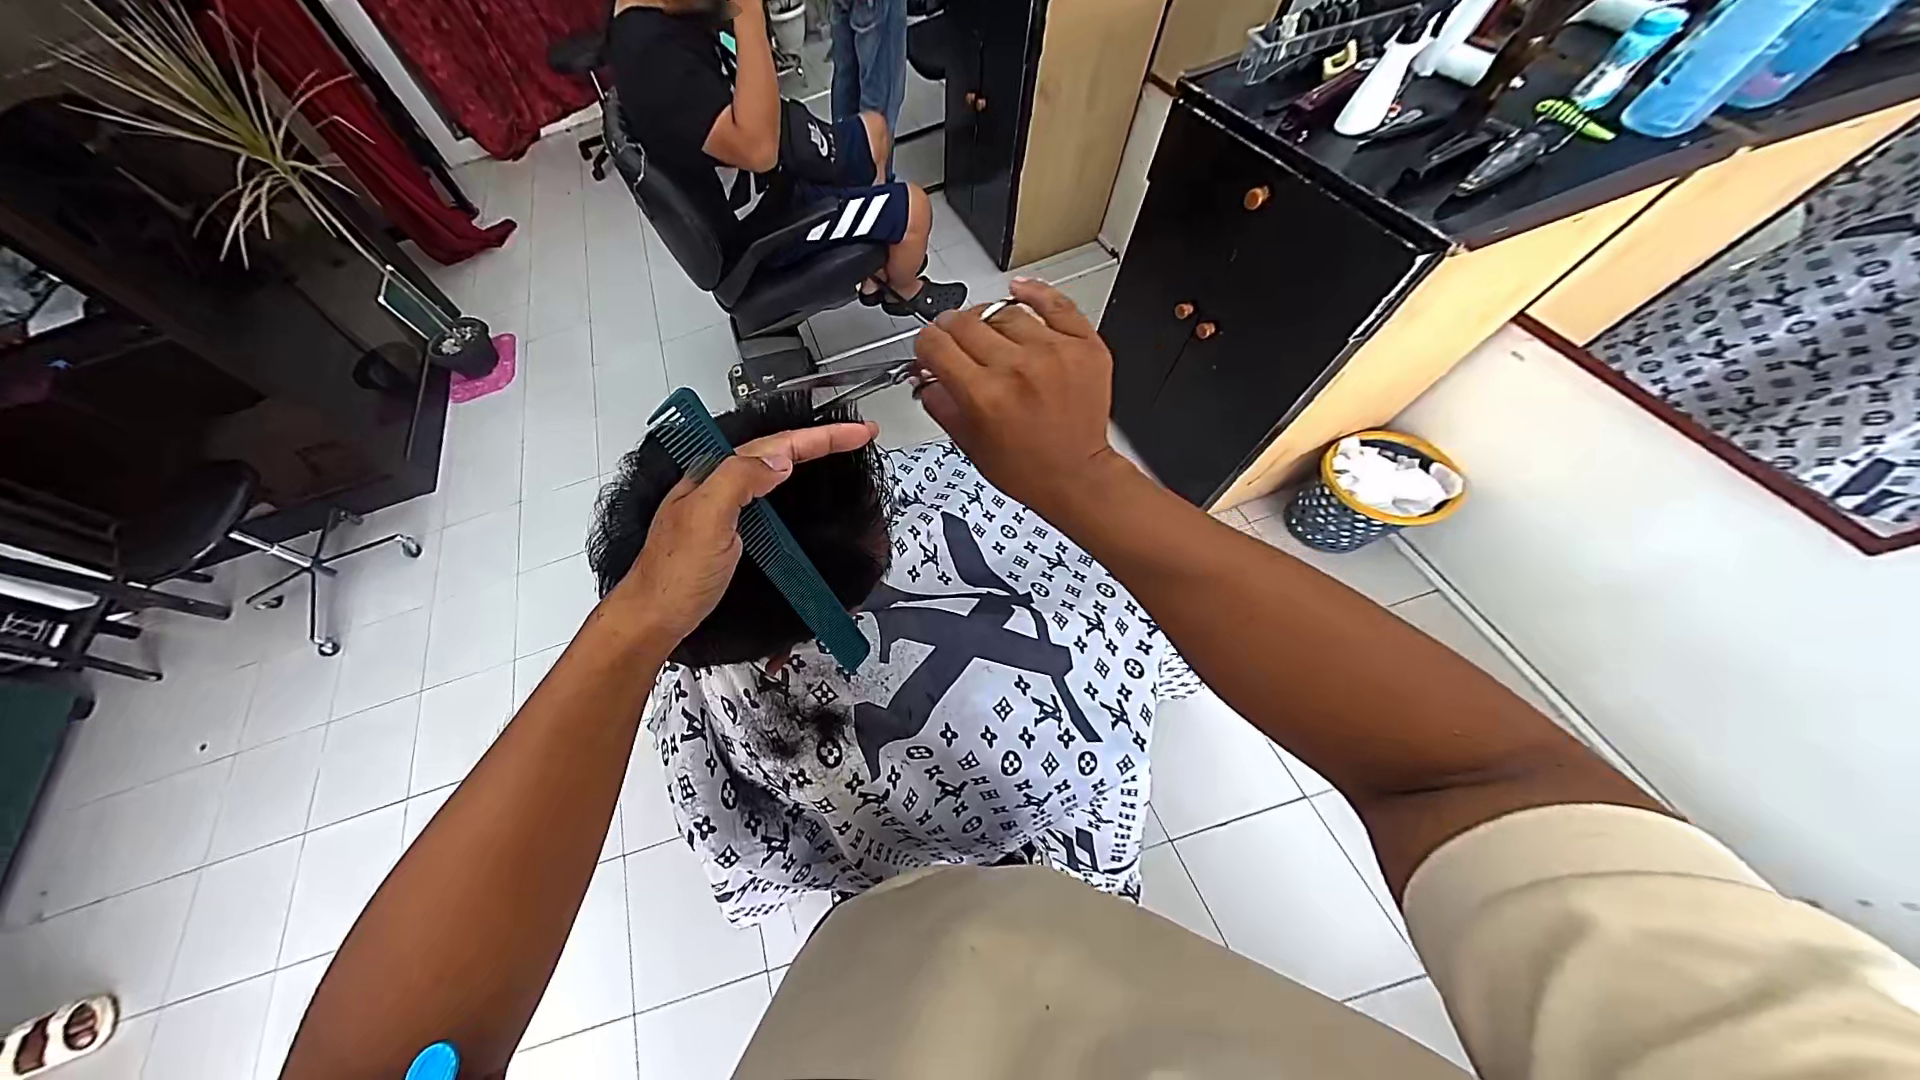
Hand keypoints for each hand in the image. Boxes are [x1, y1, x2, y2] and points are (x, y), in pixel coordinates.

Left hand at [597, 421, 877, 647]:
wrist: (654, 618)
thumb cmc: (672, 577)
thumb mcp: (706, 520)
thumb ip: (739, 481)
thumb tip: (779, 461)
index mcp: (714, 475)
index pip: (779, 445)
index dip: (823, 437)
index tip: (859, 433)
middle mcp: (719, 485)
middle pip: (779, 450)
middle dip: (821, 440)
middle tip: (857, 437)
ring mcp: (724, 506)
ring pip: (774, 470)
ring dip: (809, 458)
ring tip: (837, 451)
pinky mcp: (732, 529)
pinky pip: (770, 496)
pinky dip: (793, 486)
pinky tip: (797, 489)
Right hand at [913, 278, 1132, 513]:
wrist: (1078, 477)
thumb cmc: (1029, 469)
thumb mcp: (969, 444)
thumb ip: (940, 403)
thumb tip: (924, 375)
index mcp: (984, 395)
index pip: (935, 343)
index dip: (926, 345)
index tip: (930, 350)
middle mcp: (1018, 369)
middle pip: (965, 322)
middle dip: (951, 331)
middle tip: (955, 343)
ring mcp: (1054, 353)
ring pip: (1004, 311)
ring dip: (990, 321)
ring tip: (992, 340)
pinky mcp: (1083, 346)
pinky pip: (1055, 303)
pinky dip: (1034, 293)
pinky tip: (1019, 293)